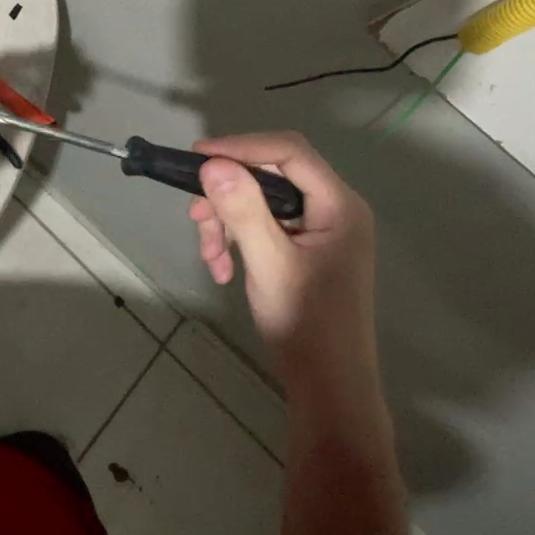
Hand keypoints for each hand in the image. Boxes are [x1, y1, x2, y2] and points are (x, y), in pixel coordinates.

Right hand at [188, 133, 381, 406]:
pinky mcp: (304, 248)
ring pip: (260, 201)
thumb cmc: (306, 324)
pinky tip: (221, 268)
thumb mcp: (269, 263)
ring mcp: (319, 230)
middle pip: (270, 175)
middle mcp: (333, 209)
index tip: (197, 156)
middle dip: (228, 195)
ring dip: (227, 222)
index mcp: (338, 206)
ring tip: (208, 255)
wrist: (328, 387)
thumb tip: (212, 164)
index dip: (241, 147)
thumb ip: (243, 210)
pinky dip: (236, 240)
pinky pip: (262, 226)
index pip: (288, 152)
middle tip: (196, 218)